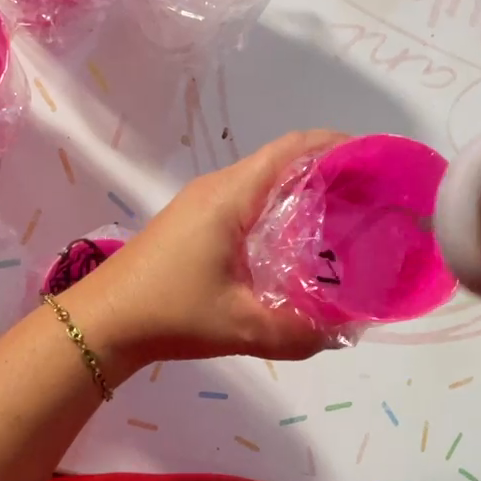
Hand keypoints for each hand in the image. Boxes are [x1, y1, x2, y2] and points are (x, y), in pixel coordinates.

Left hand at [59, 130, 348, 375]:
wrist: (102, 323)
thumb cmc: (169, 312)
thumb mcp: (240, 327)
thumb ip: (296, 332)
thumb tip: (340, 333)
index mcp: (232, 195)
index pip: (296, 148)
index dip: (341, 147)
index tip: (378, 165)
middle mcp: (218, 189)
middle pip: (285, 163)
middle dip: (331, 175)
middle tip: (370, 203)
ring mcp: (201, 206)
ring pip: (265, 186)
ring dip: (304, 197)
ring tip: (343, 225)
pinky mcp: (193, 226)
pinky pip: (247, 207)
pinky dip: (279, 216)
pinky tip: (294, 249)